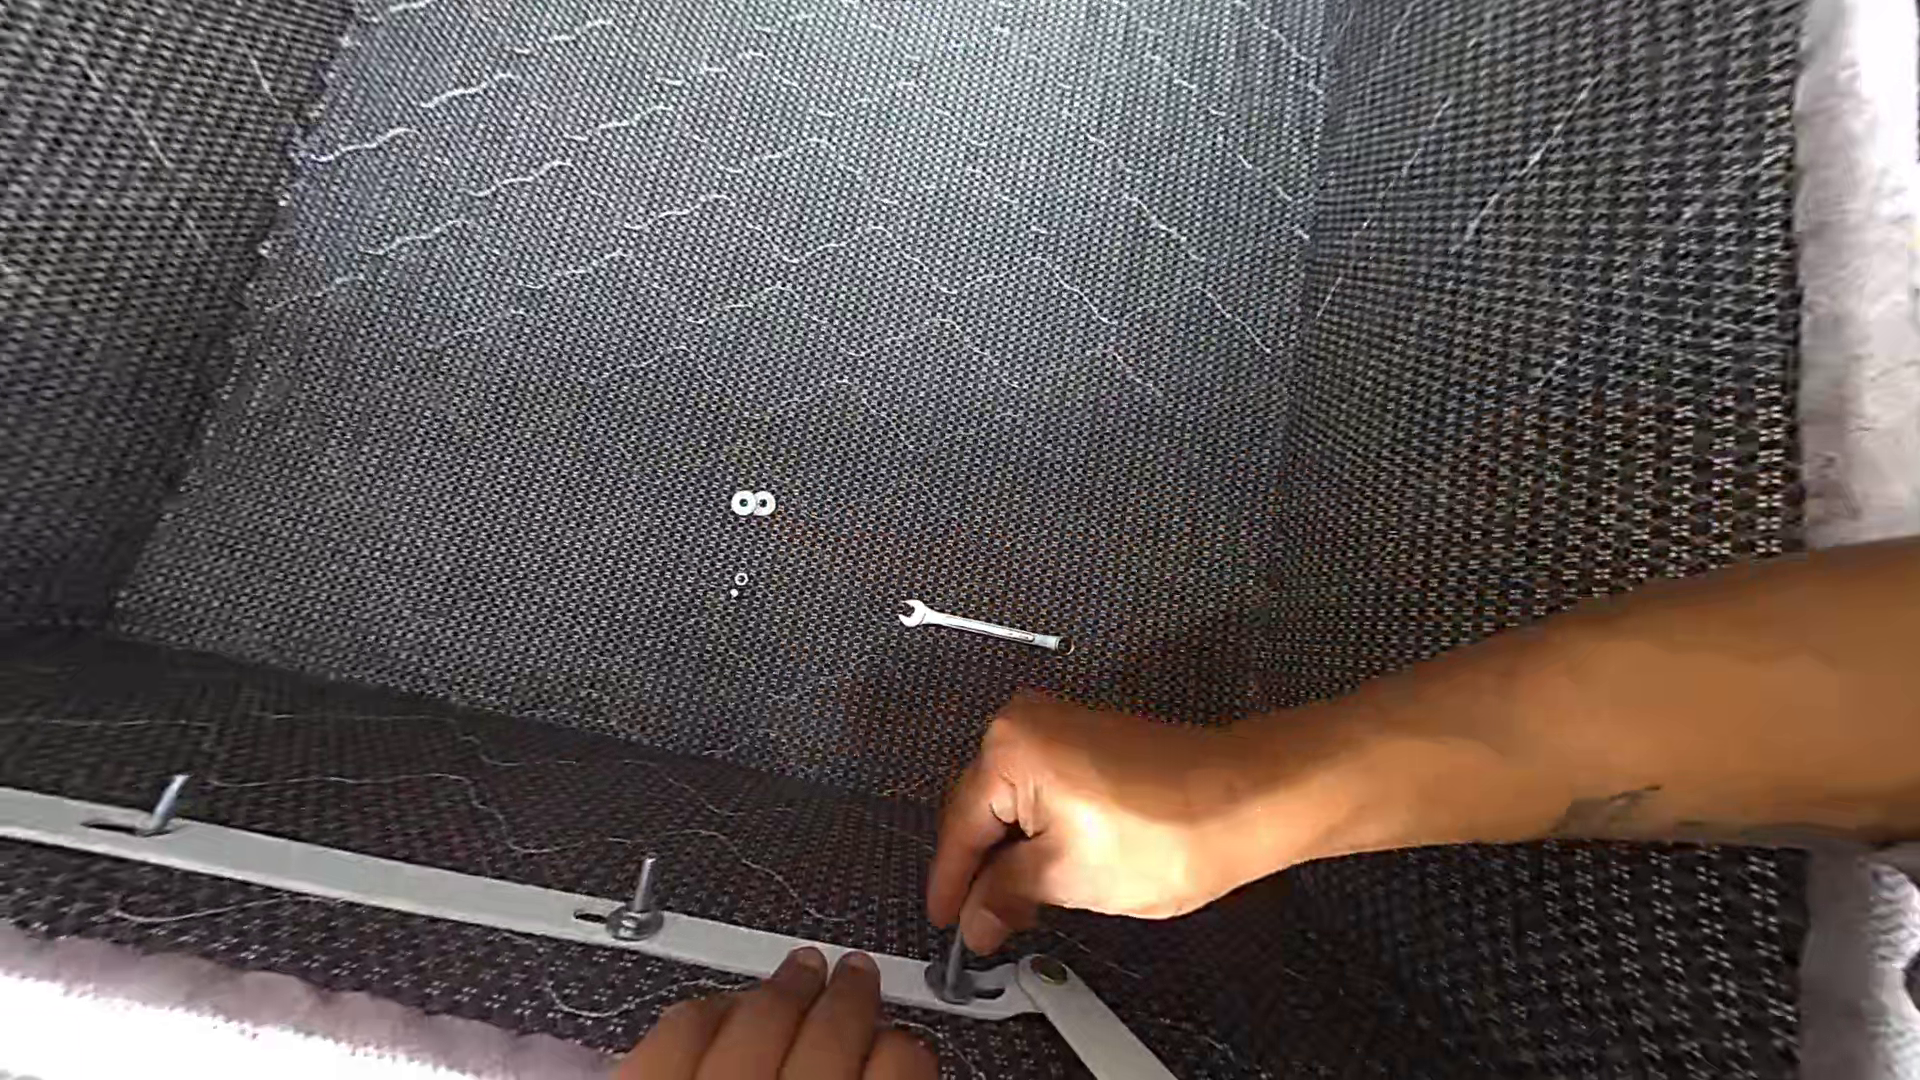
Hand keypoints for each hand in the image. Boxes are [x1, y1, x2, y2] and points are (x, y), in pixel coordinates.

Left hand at [617, 947, 936, 1079]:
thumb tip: (902, 1064)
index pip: (902, 1070)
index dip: (910, 1050)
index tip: (908, 1044)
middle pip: (834, 1032)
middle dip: (854, 994)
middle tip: (861, 971)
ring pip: (761, 1019)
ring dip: (789, 984)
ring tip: (806, 964)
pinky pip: (677, 1035)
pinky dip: (706, 1010)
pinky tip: (725, 1004)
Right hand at [927, 692, 1266, 953]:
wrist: (1242, 797)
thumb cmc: (1159, 836)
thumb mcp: (1068, 876)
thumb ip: (1005, 895)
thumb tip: (972, 920)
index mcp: (1009, 746)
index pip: (962, 823)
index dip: (950, 881)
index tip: (944, 922)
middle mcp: (1022, 720)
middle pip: (982, 804)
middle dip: (981, 865)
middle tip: (981, 922)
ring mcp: (1052, 720)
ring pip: (1010, 795)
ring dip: (1009, 848)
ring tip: (1014, 902)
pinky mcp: (1078, 731)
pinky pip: (1036, 781)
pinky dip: (1035, 824)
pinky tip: (1041, 862)